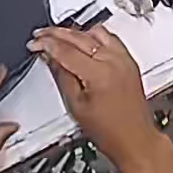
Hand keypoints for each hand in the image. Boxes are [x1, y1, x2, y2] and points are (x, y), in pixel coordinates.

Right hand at [28, 25, 162, 171]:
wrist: (136, 140)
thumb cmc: (111, 132)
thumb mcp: (76, 106)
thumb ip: (62, 76)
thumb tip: (50, 57)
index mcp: (99, 74)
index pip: (66, 50)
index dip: (47, 44)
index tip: (35, 43)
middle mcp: (114, 61)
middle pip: (79, 37)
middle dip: (56, 33)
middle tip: (41, 34)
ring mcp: (124, 59)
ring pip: (95, 32)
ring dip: (75, 32)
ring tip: (58, 35)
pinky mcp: (129, 60)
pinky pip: (110, 37)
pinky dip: (93, 34)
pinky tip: (83, 37)